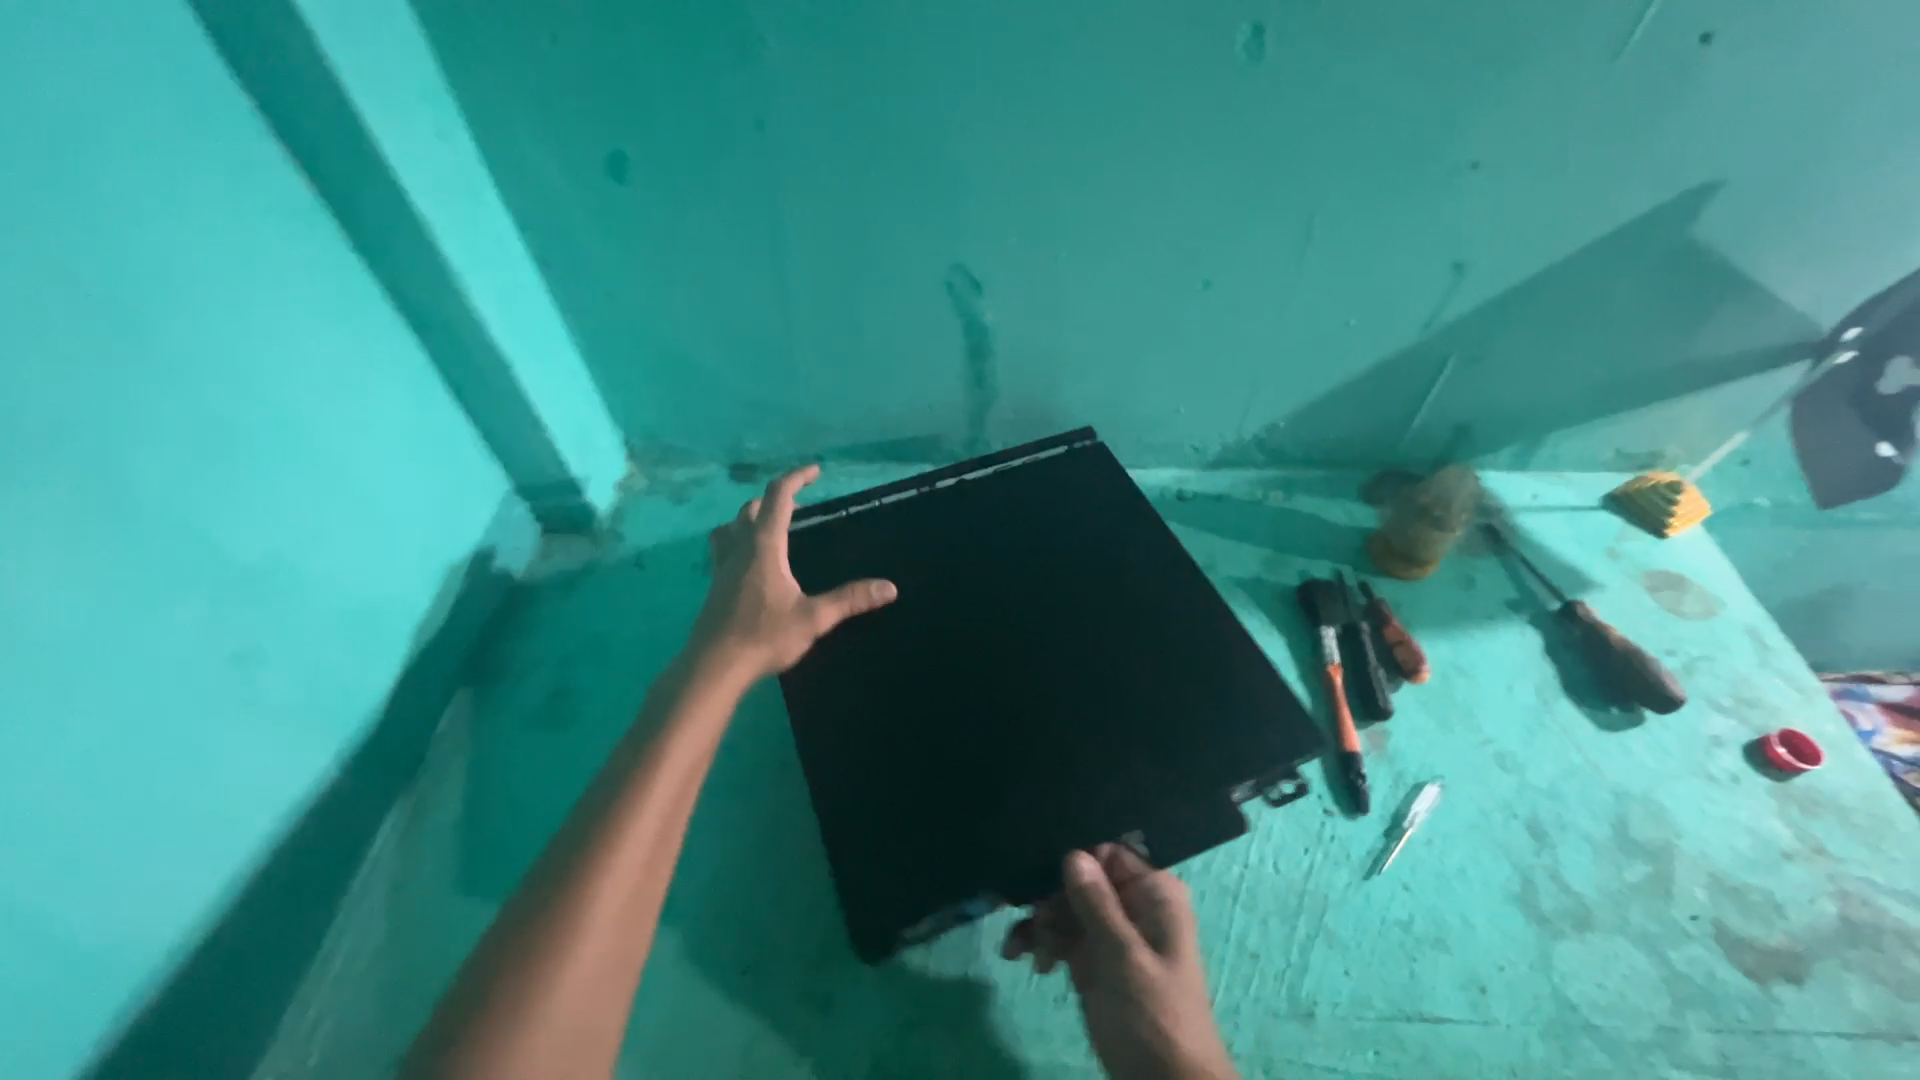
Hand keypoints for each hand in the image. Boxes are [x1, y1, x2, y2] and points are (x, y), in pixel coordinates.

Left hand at [692, 465, 898, 678]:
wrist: (714, 667)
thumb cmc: (763, 637)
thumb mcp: (813, 618)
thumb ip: (850, 600)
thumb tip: (889, 588)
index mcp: (763, 546)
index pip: (778, 497)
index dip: (797, 478)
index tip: (815, 471)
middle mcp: (739, 549)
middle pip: (750, 508)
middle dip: (774, 498)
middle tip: (799, 505)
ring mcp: (722, 568)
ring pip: (730, 527)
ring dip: (749, 518)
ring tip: (770, 528)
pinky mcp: (715, 587)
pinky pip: (724, 549)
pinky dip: (739, 542)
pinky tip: (752, 565)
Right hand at [1002, 846, 1238, 1079]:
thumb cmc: (1155, 1015)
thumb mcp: (1125, 958)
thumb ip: (1098, 905)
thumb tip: (1073, 853)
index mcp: (1153, 894)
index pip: (1107, 854)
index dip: (1074, 859)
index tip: (1040, 871)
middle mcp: (1131, 905)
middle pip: (1079, 879)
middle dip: (1048, 897)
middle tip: (1024, 915)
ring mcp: (1109, 934)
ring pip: (1064, 907)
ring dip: (1038, 923)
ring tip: (1018, 949)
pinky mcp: (1091, 960)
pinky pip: (1060, 936)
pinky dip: (1042, 945)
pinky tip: (1032, 964)